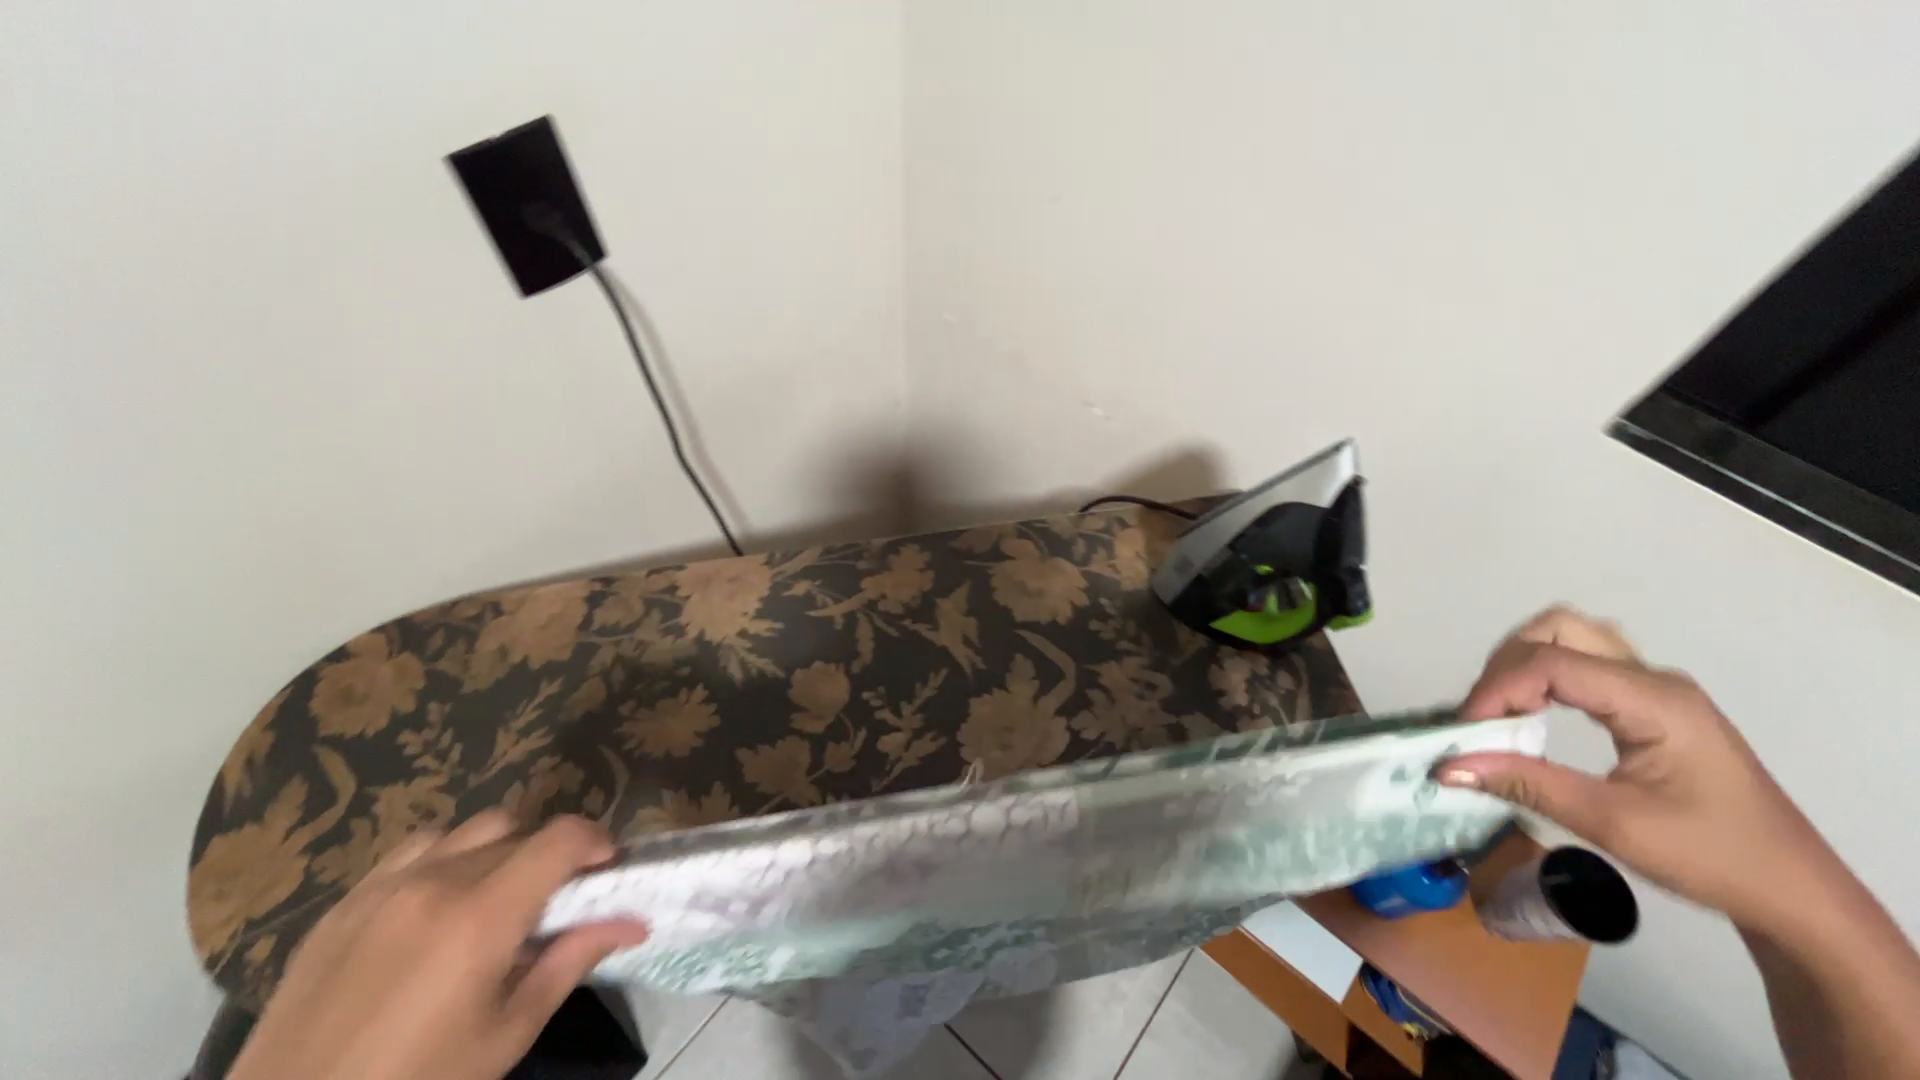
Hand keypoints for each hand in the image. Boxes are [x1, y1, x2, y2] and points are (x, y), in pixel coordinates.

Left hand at [229, 811, 648, 1079]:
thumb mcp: (509, 1033)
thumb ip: (572, 961)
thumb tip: (634, 922)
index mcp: (482, 916)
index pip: (560, 838)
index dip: (596, 840)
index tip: (608, 868)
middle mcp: (435, 882)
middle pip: (517, 827)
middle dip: (551, 850)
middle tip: (558, 896)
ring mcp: (383, 886)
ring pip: (466, 829)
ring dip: (500, 845)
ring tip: (499, 892)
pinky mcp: (345, 902)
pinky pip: (413, 850)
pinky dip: (447, 856)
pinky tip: (441, 902)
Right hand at [1437, 606, 1835, 930]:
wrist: (1794, 892)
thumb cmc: (1710, 857)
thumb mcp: (1611, 825)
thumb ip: (1526, 784)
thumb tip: (1447, 766)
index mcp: (1654, 700)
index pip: (1551, 663)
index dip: (1497, 689)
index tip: (1465, 731)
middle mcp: (1655, 679)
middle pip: (1560, 628)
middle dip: (1506, 664)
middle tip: (1484, 716)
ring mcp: (1657, 688)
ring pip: (1573, 637)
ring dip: (1524, 662)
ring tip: (1501, 712)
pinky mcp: (1653, 705)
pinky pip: (1587, 662)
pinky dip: (1546, 676)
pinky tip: (1534, 714)